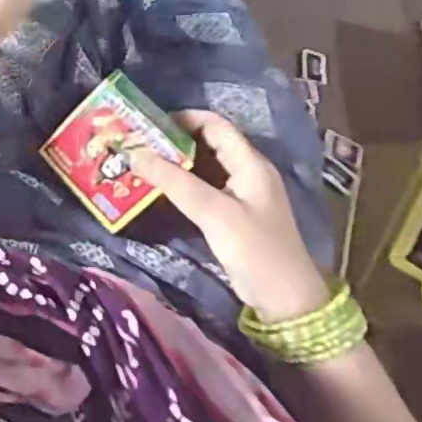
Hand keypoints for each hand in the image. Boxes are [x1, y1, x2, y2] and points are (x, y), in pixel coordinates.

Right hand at [128, 110, 331, 321]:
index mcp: (250, 163)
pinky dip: (181, 184)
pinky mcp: (233, 215)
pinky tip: (157, 189)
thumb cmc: (255, 250)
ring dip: (174, 163)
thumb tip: (134, 152)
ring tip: (140, 163)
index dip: (182, 118)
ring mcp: (241, 194)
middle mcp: (246, 172)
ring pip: (203, 166)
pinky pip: (203, 188)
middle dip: (172, 141)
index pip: (215, 124)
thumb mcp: (212, 212)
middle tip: (137, 144)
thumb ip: (173, 181)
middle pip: (207, 143)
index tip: (148, 124)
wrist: (287, 303)